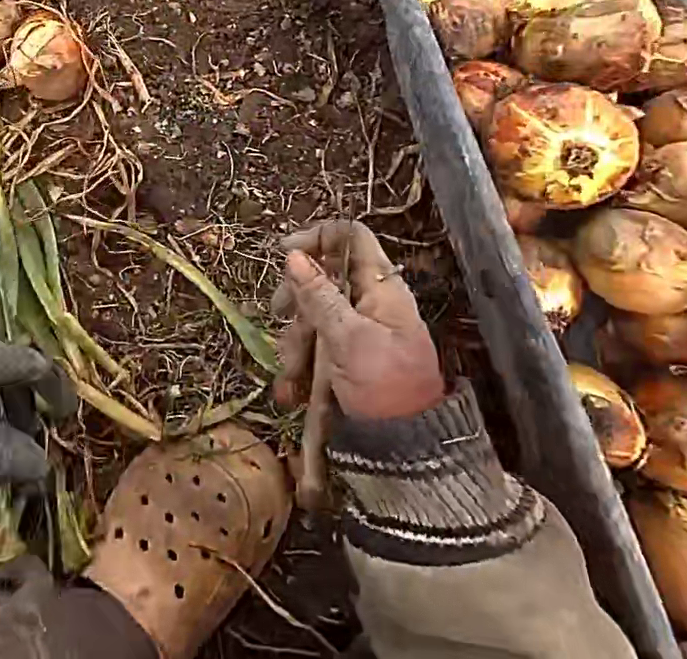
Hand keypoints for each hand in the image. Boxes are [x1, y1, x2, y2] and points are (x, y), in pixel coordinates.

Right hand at [273, 221, 444, 420]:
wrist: (408, 449)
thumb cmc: (383, 386)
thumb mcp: (347, 338)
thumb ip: (319, 296)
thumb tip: (294, 255)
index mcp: (380, 286)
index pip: (351, 237)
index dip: (319, 237)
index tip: (286, 253)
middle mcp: (368, 300)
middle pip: (324, 276)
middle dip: (298, 298)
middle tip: (278, 313)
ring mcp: (357, 327)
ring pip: (314, 313)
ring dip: (296, 339)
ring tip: (292, 372)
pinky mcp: (347, 355)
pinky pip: (316, 344)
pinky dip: (301, 362)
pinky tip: (292, 388)